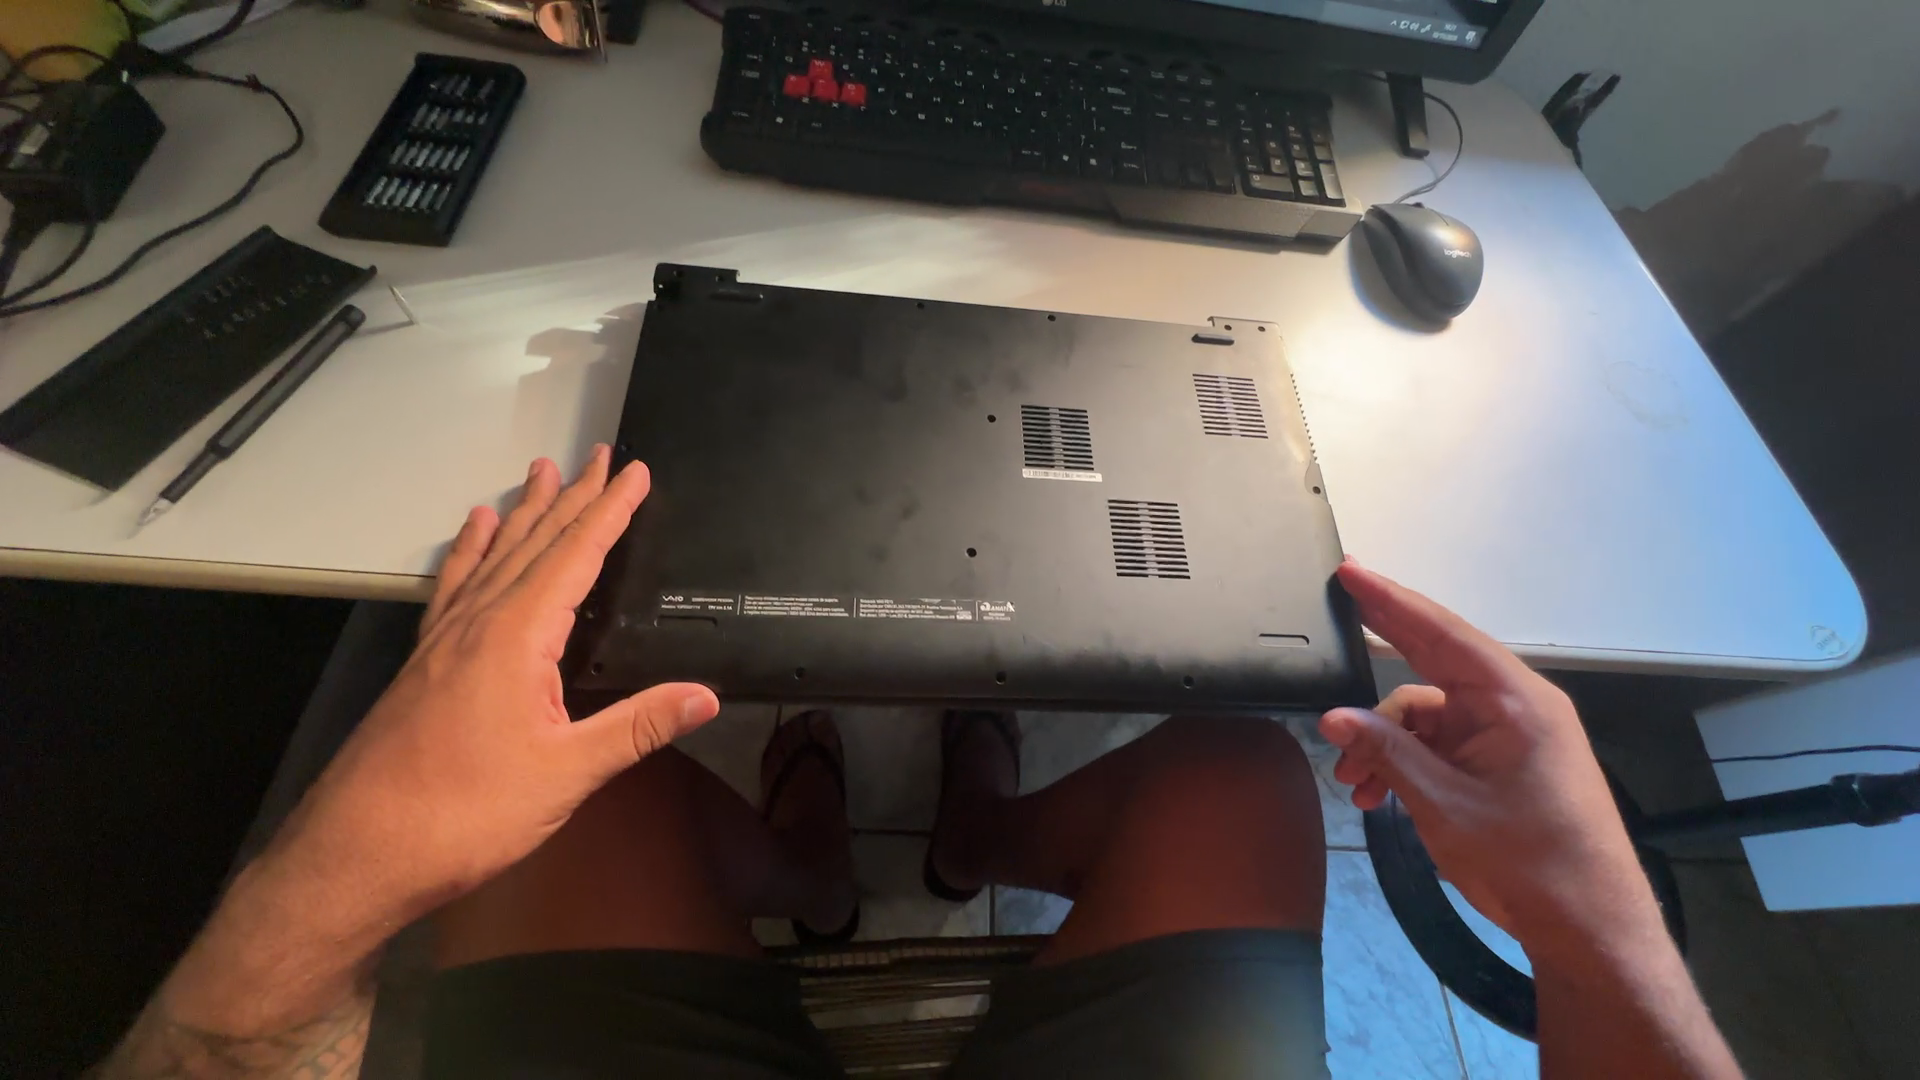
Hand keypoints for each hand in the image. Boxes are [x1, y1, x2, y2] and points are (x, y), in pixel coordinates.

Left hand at [264, 446, 720, 926]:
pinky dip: (469, 550)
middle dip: (572, 496)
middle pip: (534, 541)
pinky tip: (473, 530)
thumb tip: (707, 696)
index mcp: (518, 636)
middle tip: (597, 456)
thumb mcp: (567, 772)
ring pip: (494, 554)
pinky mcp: (425, 659)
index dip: (610, 510)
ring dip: (523, 511)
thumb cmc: (465, 813)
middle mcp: (480, 622)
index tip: (633, 472)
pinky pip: (454, 585)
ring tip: (540, 472)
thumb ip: (639, 727)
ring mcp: (446, 638)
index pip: (576, 555)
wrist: (354, 857)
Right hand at [1318, 559, 1654, 954]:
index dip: (1390, 600)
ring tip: (1351, 781)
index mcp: (1514, 701)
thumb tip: (1331, 717)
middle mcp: (1511, 706)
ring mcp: (1503, 734)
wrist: (1589, 932)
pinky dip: (1399, 762)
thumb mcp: (1444, 804)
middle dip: (1382, 637)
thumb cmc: (1527, 860)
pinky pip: (1433, 744)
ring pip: (1422, 712)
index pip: (1441, 633)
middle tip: (1339, 603)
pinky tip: (1375, 796)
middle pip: (1433, 656)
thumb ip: (1385, 751)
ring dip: (1380, 741)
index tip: (1350, 570)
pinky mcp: (1495, 761)